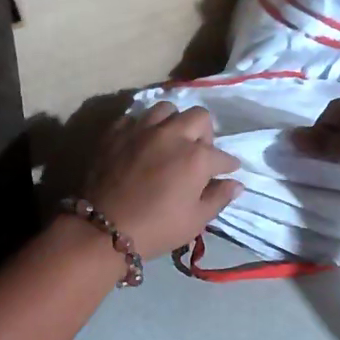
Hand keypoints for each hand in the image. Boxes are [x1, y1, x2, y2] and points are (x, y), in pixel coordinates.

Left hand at [81, 103, 242, 256]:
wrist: (103, 229)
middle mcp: (171, 134)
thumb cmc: (156, 228)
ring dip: (174, 122)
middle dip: (204, 134)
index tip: (227, 171)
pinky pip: (136, 118)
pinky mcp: (115, 132)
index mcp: (196, 156)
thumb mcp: (195, 220)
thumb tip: (235, 184)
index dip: (227, 165)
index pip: (221, 156)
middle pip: (198, 117)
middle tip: (197, 153)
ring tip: (169, 141)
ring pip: (166, 110)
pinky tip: (143, 143)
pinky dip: (144, 127)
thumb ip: (218, 198)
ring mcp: (141, 129)